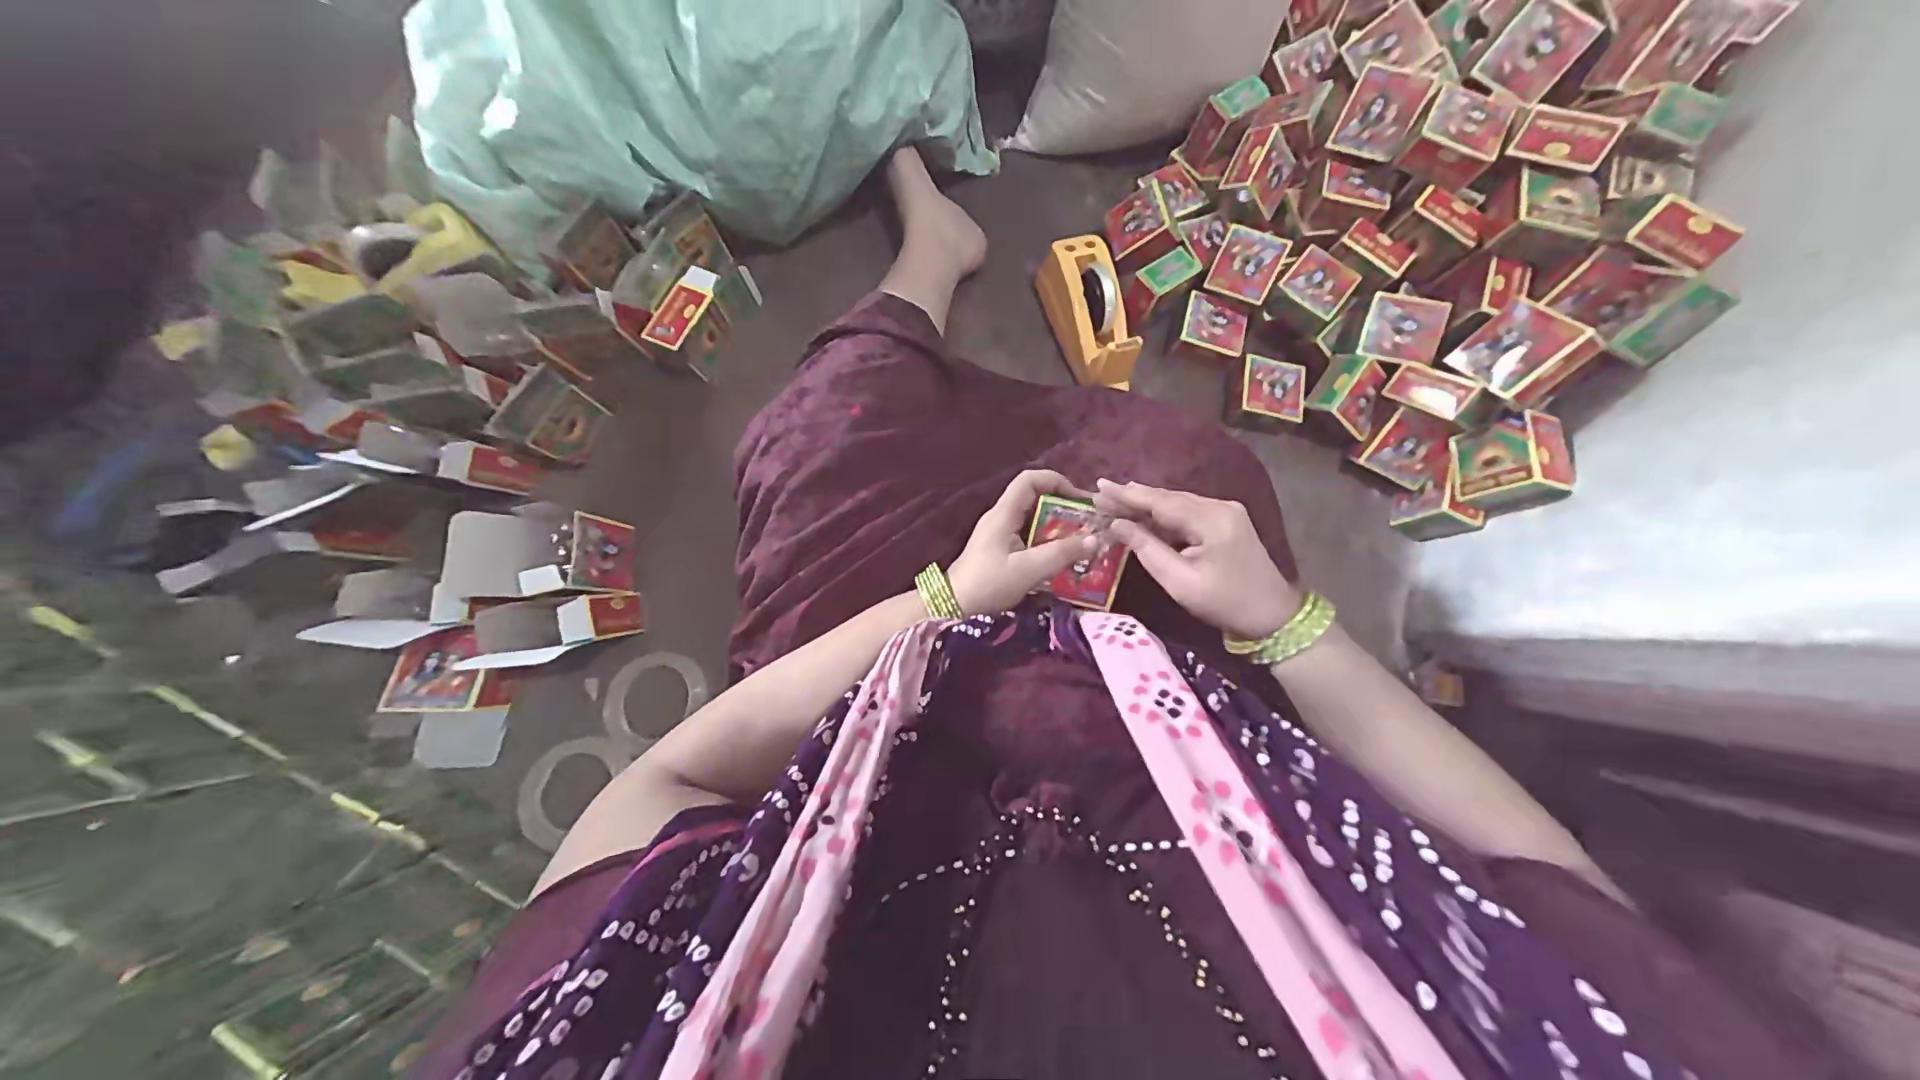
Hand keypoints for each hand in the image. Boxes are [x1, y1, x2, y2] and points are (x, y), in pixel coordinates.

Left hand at [948, 470, 1103, 614]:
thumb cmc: (987, 584)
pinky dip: (1046, 544)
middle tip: (1087, 525)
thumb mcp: (1027, 570)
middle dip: (1063, 508)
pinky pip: (1028, 538)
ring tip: (1081, 544)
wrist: (952, 606)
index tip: (1079, 499)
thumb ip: (1061, 554)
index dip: (1056, 481)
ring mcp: (999, 534)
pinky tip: (1061, 560)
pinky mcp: (999, 551)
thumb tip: (1094, 540)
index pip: (1029, 480)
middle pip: (1035, 499)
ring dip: (1057, 529)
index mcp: (1003, 514)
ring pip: (1033, 520)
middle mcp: (1001, 518)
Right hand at [1092, 479, 1300, 638]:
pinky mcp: (1226, 521)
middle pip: (1168, 498)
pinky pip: (1187, 512)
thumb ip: (1147, 549)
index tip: (1099, 486)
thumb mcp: (1179, 581)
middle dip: (1133, 497)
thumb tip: (1118, 525)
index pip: (1160, 502)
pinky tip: (1143, 514)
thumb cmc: (1224, 602)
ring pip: (1177, 503)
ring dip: (1146, 504)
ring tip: (1114, 501)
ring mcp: (1225, 512)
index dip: (1127, 495)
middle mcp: (1220, 506)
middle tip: (1100, 494)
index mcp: (1211, 520)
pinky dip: (1162, 514)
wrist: (1273, 615)